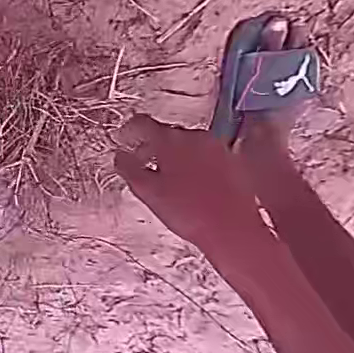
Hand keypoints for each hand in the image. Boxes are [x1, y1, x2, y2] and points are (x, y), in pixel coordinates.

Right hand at [113, 115, 273, 257]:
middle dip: (152, 147)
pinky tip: (191, 185)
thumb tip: (121, 157)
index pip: (141, 123)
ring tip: (169, 179)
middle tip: (143, 164)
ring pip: (187, 144)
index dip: (129, 130)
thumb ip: (128, 168)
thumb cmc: (191, 213)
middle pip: (165, 133)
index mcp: (169, 140)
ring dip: (175, 155)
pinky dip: (195, 163)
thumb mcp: (147, 192)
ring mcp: (216, 146)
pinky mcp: (232, 159)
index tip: (125, 138)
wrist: (233, 229)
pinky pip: (206, 154)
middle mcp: (194, 136)